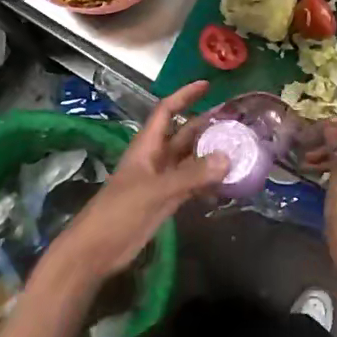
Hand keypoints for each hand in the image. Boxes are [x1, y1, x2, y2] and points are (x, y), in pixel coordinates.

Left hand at [43, 81, 225, 281]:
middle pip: (183, 135)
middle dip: (206, 126)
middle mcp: (155, 159)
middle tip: (236, 120)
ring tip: (239, 147)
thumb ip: (190, 175)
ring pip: (190, 160)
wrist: (97, 250)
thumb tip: (226, 158)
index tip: (207, 86)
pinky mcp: (166, 202)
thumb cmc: (119, 212)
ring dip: (210, 154)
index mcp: (147, 146)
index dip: (184, 96)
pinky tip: (227, 183)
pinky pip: (191, 184)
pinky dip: (207, 182)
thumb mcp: (155, 191)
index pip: (166, 111)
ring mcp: (161, 181)